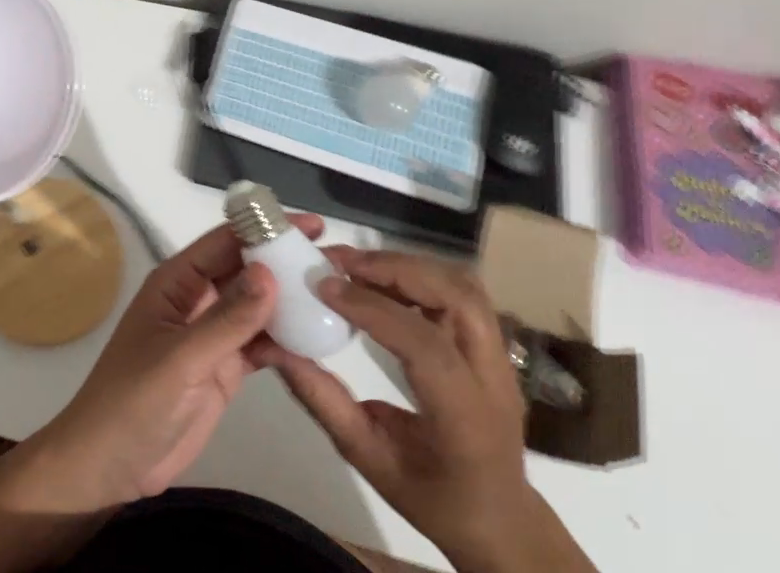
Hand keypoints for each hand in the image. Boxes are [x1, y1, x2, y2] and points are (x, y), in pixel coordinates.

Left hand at [18, 214, 326, 511]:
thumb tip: (269, 272)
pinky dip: (287, 341)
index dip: (263, 229)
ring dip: (292, 302)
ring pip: (257, 307)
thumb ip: (226, 319)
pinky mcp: (224, 369)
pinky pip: (261, 344)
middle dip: (286, 263)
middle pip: (245, 272)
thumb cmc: (133, 400)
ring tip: (340, 296)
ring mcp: (211, 337)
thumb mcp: (181, 358)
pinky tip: (320, 340)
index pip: (223, 244)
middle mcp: (195, 302)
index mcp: (174, 284)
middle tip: (338, 260)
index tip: (312, 225)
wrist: (112, 462)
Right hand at [257, 248, 594, 572]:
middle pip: (458, 299)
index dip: (373, 308)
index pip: (425, 346)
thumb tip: (277, 350)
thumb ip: (323, 401)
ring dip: (409, 267)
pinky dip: (421, 278)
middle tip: (340, 262)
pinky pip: (464, 296)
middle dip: (396, 270)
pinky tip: (382, 284)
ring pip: (465, 288)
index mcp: (464, 418)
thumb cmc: (429, 495)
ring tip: (357, 267)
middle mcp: (493, 380)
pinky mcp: (496, 349)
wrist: (497, 517)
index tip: (323, 287)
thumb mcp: (366, 457)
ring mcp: (502, 361)